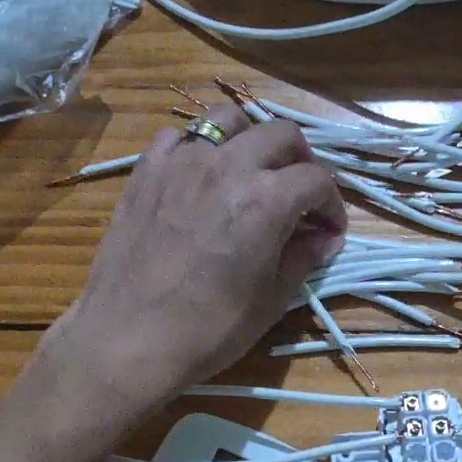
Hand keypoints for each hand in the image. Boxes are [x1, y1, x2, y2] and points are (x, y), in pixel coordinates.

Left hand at [40, 106, 347, 420]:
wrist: (129, 339)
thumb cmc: (209, 330)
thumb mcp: (270, 301)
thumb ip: (302, 259)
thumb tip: (325, 239)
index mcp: (266, 199)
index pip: (317, 180)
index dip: (333, 206)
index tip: (330, 231)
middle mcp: (228, 166)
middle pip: (281, 136)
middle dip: (302, 163)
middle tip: (301, 198)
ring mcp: (182, 162)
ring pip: (229, 121)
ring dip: (252, 141)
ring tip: (253, 175)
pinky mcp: (147, 171)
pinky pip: (181, 138)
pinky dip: (201, 150)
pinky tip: (202, 180)